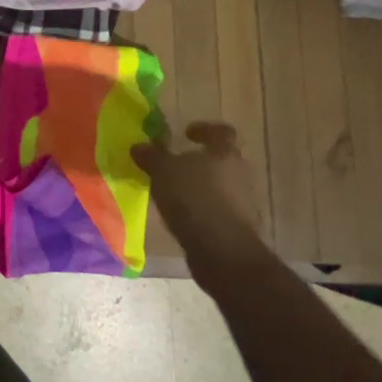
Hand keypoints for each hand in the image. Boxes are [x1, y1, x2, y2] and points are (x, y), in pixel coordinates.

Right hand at [132, 122, 264, 281]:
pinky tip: (182, 216)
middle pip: (221, 160)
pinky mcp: (238, 228)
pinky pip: (218, 210)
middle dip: (199, 162)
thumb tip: (139, 146)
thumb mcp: (163, 171)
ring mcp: (243, 203)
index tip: (185, 134)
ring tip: (173, 193)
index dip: (204, 129)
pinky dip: (202, 210)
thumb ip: (151, 156)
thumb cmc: (193, 199)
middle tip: (174, 165)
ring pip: (220, 186)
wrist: (222, 252)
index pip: (222, 131)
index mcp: (224, 153)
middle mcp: (239, 174)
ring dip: (200, 187)